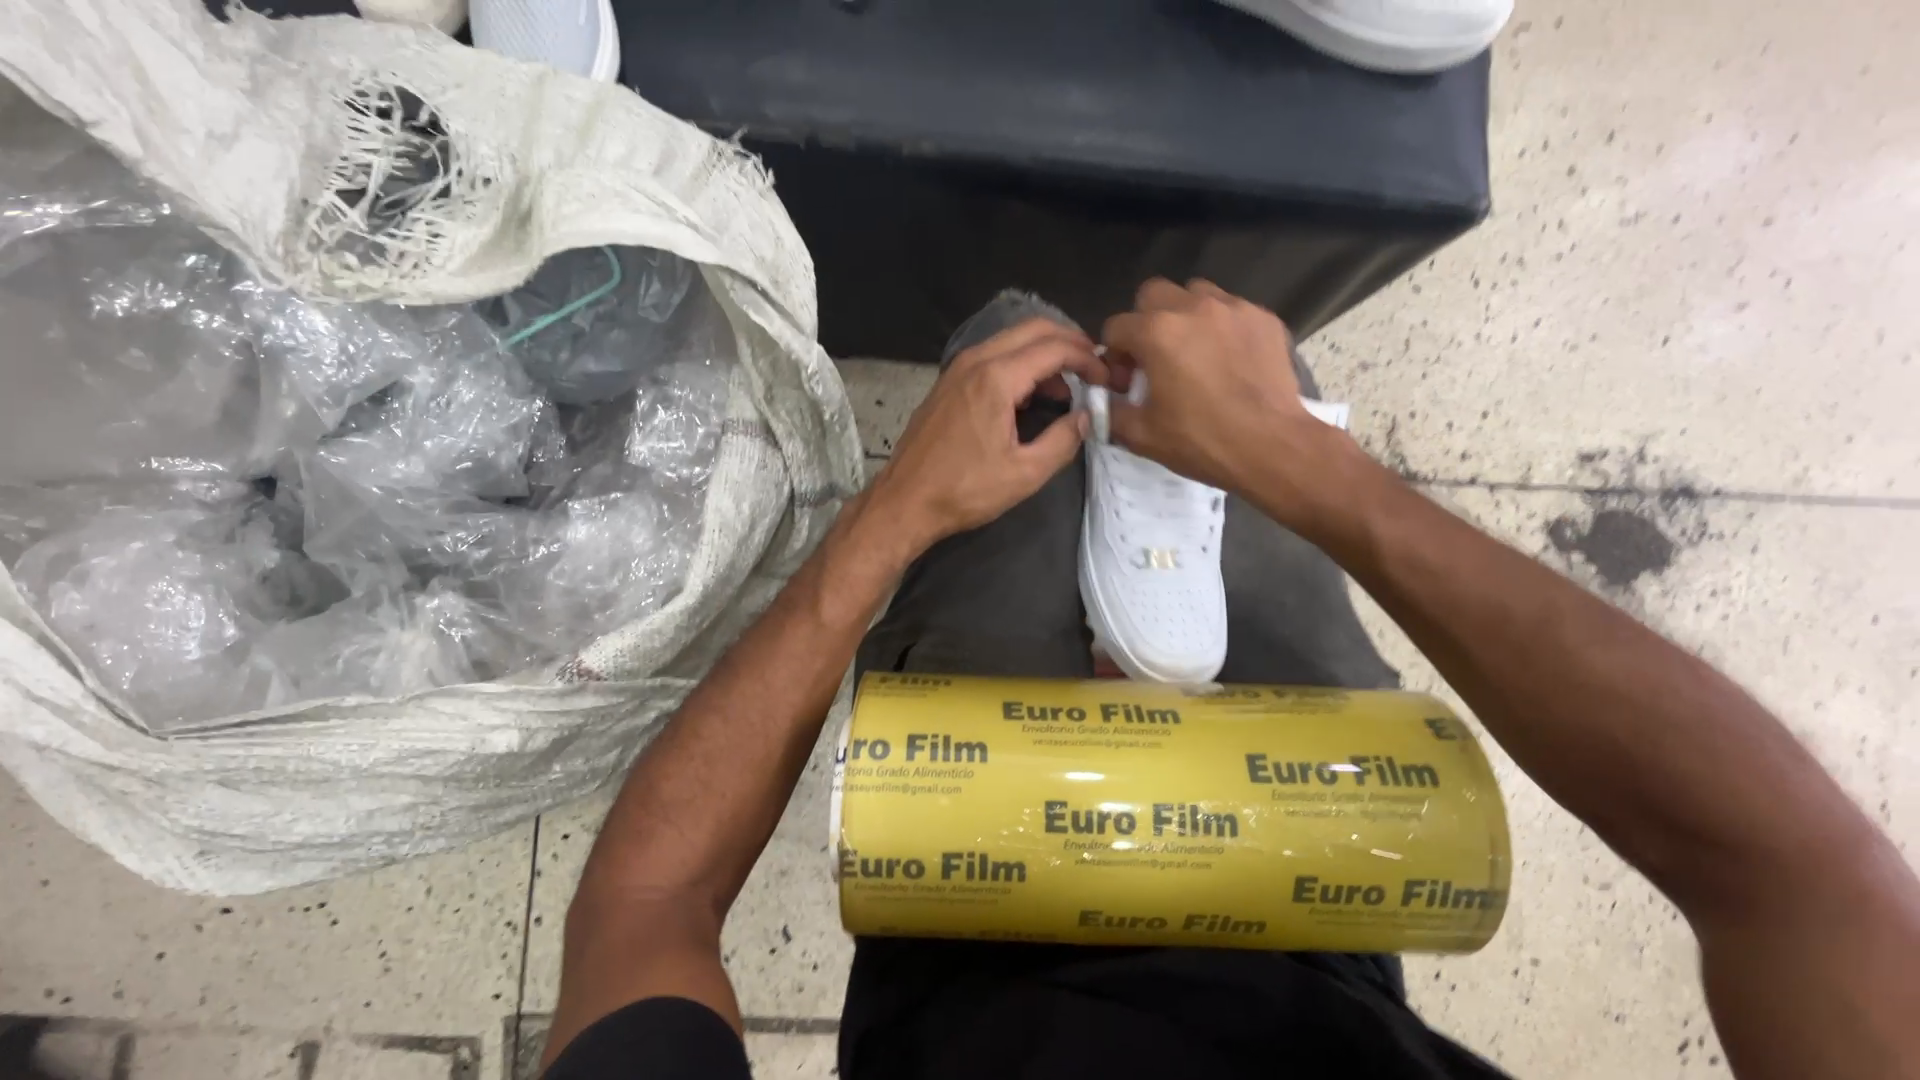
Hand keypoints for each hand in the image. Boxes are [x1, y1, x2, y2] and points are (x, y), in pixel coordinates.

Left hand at [867, 317, 1105, 552]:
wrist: (905, 501)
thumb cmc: (965, 491)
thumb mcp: (1025, 473)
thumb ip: (1063, 440)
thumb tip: (1087, 418)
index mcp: (996, 379)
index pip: (1054, 348)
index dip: (1088, 359)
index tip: (1108, 379)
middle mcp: (975, 362)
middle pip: (1032, 329)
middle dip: (1069, 343)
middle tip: (1094, 368)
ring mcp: (957, 370)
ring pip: (1010, 341)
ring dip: (1043, 354)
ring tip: (1068, 387)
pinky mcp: (947, 384)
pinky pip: (992, 357)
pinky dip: (1019, 364)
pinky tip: (1031, 396)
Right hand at [1102, 279, 1345, 501]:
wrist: (1272, 447)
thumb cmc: (1201, 441)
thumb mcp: (1141, 435)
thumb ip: (1110, 411)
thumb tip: (1102, 402)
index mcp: (1157, 332)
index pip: (1116, 327)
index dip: (1114, 356)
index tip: (1126, 383)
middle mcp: (1193, 307)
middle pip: (1153, 295)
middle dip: (1145, 322)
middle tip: (1155, 358)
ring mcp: (1234, 308)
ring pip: (1195, 294)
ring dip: (1184, 317)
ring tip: (1193, 353)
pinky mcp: (1264, 318)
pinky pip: (1232, 310)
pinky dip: (1221, 328)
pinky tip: (1228, 360)